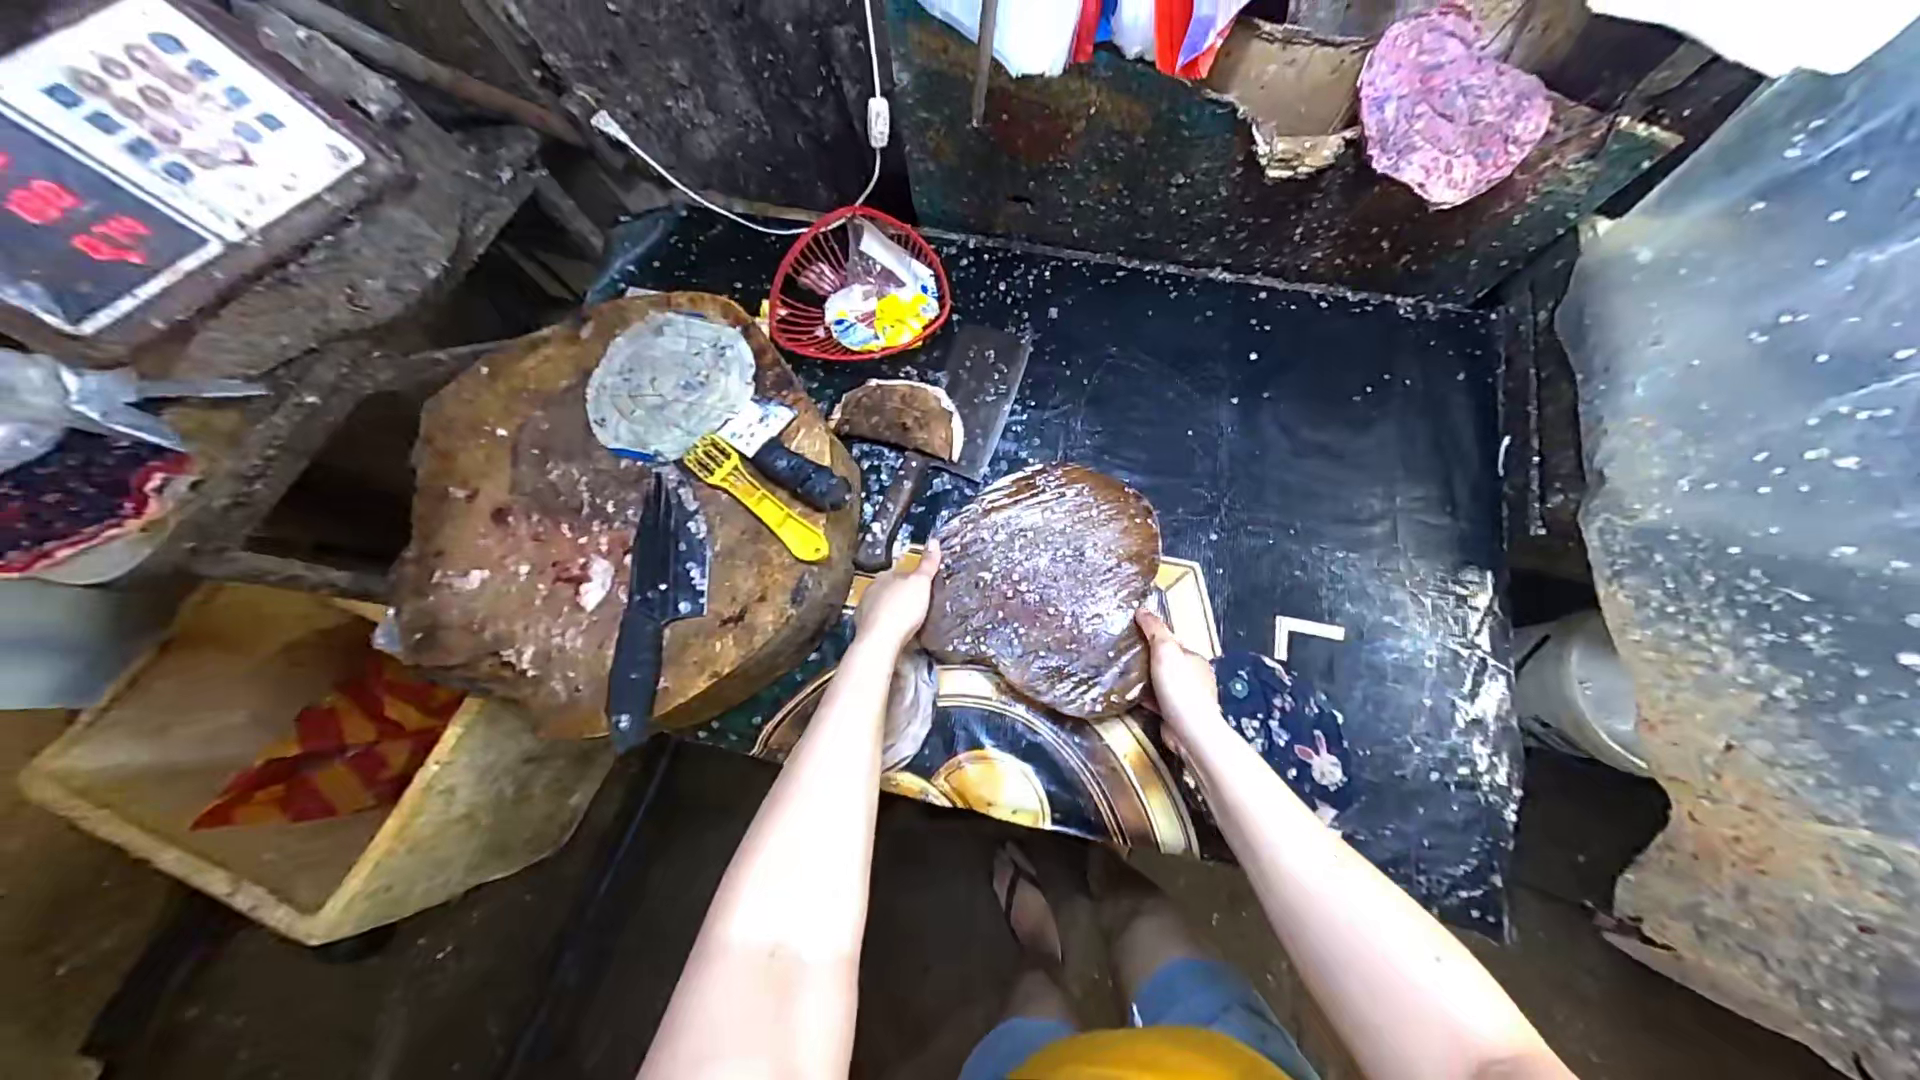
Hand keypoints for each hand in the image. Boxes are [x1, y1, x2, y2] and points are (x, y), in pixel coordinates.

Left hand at [855, 538, 941, 652]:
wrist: (881, 641)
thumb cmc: (902, 608)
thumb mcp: (921, 582)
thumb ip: (927, 564)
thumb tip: (933, 541)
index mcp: (883, 577)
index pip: (898, 572)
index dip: (910, 578)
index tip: (921, 585)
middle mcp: (871, 591)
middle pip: (889, 589)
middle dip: (900, 595)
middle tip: (917, 603)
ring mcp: (865, 611)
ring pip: (881, 607)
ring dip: (892, 611)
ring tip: (908, 620)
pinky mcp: (864, 630)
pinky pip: (879, 624)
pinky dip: (887, 627)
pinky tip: (897, 633)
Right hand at [1136, 609, 1222, 735]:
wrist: (1189, 731)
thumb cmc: (1180, 688)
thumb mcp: (1165, 650)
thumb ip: (1154, 629)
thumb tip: (1142, 609)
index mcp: (1195, 659)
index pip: (1173, 643)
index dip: (1154, 638)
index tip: (1134, 636)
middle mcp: (1194, 677)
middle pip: (1166, 663)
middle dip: (1148, 660)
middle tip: (1125, 656)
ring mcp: (1186, 698)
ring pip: (1161, 683)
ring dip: (1145, 680)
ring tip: (1124, 674)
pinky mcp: (1175, 715)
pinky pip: (1157, 701)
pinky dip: (1145, 697)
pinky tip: (1131, 695)